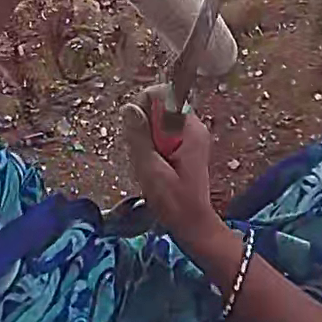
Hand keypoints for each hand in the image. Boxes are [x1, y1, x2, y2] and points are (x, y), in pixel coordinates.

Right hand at [119, 85, 225, 246]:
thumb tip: (129, 107)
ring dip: (145, 139)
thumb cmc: (175, 203)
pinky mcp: (184, 145)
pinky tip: (153, 167)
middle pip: (158, 107)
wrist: (193, 226)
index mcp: (189, 129)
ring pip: (157, 122)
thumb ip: (140, 138)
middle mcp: (192, 126)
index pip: (163, 95)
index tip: (136, 133)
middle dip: (143, 127)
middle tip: (143, 156)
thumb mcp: (151, 171)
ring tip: (149, 164)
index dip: (143, 107)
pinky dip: (151, 147)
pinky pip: (161, 134)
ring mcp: (189, 135)